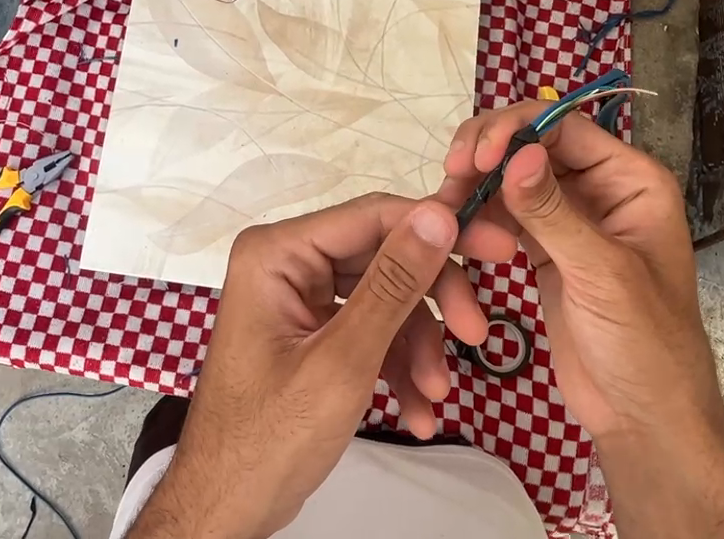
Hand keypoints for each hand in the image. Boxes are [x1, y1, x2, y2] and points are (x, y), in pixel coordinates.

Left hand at [129, 193, 517, 538]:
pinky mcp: (311, 331)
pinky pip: (367, 329)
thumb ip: (394, 285)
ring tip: (436, 395)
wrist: (225, 513)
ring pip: (383, 298)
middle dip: (430, 305)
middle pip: (383, 258)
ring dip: (417, 346)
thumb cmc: (271, 438)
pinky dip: (396, 365)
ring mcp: (298, 297)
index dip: (439, 229)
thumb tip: (439, 214)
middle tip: (477, 334)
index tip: (498, 250)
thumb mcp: (344, 360)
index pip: (373, 216)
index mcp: (279, 251)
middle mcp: (287, 261)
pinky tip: (418, 412)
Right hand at [442, 103, 723, 537]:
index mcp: (629, 180)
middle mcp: (599, 188)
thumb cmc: (644, 346)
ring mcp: (568, 218)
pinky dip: (479, 214)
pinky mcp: (543, 247)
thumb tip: (515, 154)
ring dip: (477, 183)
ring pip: (511, 176)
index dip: (514, 131)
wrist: (643, 421)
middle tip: (451, 174)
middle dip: (488, 151)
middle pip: (531, 143)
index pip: (562, 128)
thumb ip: (553, 212)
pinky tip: (459, 227)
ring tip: (447, 206)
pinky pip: (504, 212)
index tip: (474, 158)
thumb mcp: (600, 274)